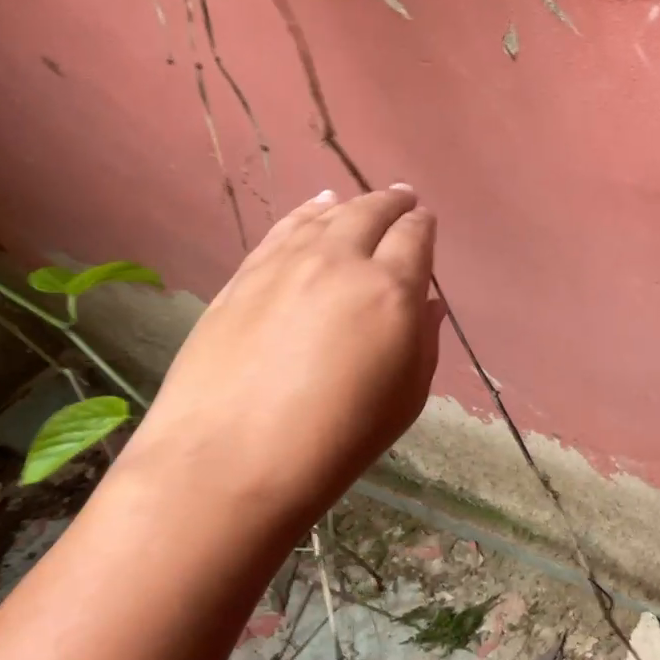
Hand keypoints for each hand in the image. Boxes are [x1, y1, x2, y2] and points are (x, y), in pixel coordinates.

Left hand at [116, 186, 444, 527]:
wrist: (231, 461)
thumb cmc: (342, 435)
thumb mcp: (409, 393)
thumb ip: (423, 340)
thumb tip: (424, 305)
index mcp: (392, 290)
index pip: (414, 237)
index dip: (424, 226)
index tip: (427, 222)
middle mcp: (339, 264)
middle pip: (369, 214)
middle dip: (391, 203)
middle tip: (404, 198)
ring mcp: (282, 268)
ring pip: (322, 217)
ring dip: (348, 204)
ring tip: (360, 200)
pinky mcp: (240, 281)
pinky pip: (281, 232)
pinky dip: (304, 215)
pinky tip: (313, 210)